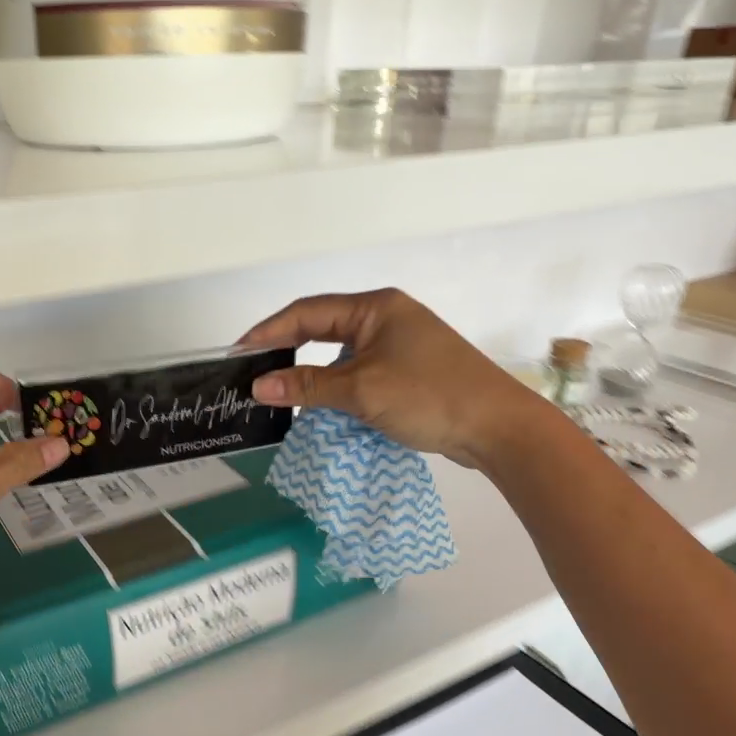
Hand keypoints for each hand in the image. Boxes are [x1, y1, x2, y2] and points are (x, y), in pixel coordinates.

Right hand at [240, 288, 547, 468]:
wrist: (498, 427)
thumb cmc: (430, 396)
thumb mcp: (362, 391)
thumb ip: (308, 386)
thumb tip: (259, 386)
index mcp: (375, 307)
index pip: (307, 312)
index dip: (268, 331)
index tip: (237, 354)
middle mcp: (385, 318)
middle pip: (321, 328)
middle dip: (285, 348)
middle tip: (251, 371)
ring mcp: (399, 344)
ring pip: (339, 353)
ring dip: (310, 372)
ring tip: (278, 390)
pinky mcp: (407, 371)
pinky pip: (357, 372)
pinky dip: (334, 386)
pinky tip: (318, 404)